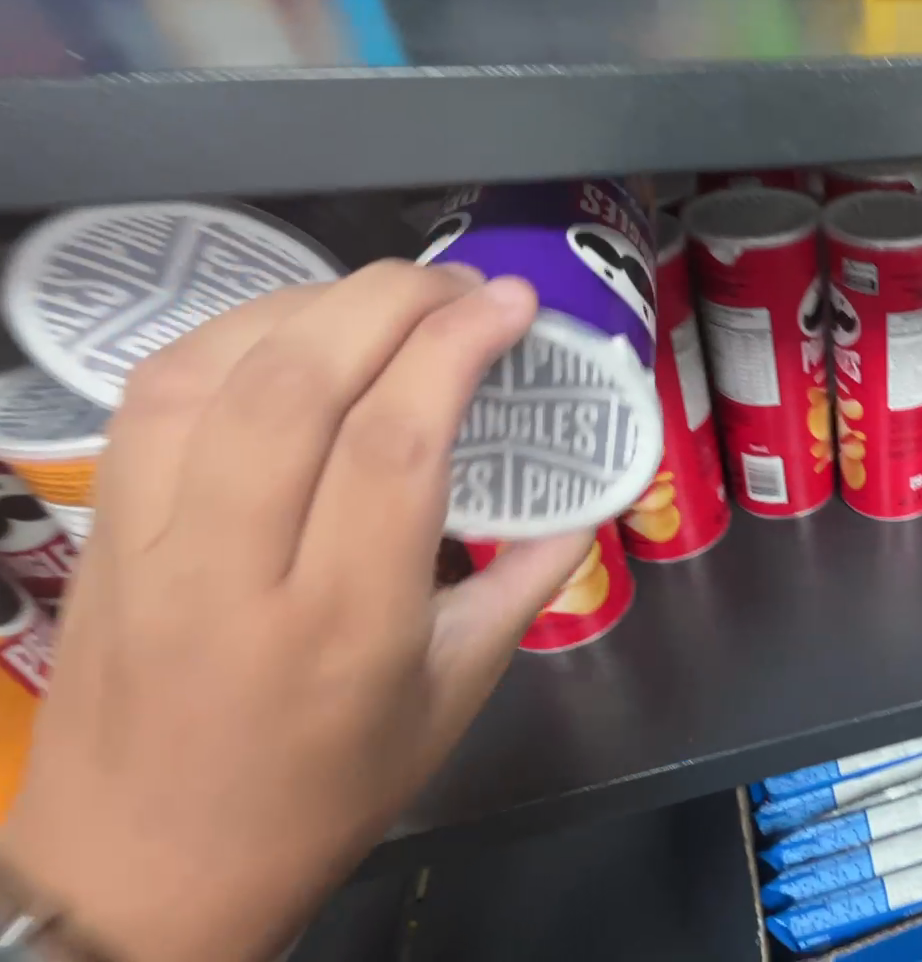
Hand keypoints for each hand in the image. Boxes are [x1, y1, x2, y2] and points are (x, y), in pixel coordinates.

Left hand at [0, 261, 591, 961]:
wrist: (142, 871)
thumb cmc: (333, 785)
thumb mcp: (461, 688)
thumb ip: (531, 581)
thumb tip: (586, 500)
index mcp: (347, 620)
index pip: (394, 445)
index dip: (456, 351)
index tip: (510, 306)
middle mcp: (234, 570)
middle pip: (298, 387)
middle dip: (391, 302)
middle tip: (465, 282)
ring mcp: (145, 545)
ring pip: (212, 374)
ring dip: (314, 304)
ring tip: (394, 294)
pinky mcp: (101, 531)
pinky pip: (156, 395)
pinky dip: (237, 333)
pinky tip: (299, 327)